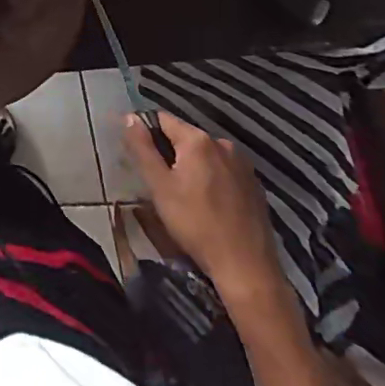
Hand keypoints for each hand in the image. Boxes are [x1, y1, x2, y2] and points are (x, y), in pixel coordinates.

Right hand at [121, 112, 278, 285]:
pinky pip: (223, 171)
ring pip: (204, 155)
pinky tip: (209, 205)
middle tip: (161, 183)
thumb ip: (142, 148)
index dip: (146, 134)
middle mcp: (223, 144)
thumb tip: (130, 117)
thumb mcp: (159, 186)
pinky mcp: (254, 185)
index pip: (162, 119)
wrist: (247, 268)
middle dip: (169, 153)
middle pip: (184, 137)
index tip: (141, 159)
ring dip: (191, 166)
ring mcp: (243, 165)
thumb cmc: (196, 224)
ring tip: (184, 196)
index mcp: (198, 140)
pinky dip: (211, 179)